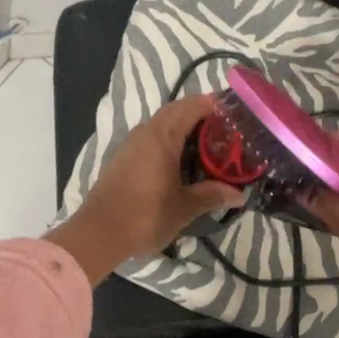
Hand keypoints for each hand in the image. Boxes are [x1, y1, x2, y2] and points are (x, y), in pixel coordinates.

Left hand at [46, 95, 244, 283]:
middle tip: (224, 130)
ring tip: (206, 145)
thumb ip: (212, 195)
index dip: (214, 105)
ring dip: (182, 128)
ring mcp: (130, 144)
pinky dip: (168, 141)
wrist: (100, 233)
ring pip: (161, 124)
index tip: (234, 113)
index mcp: (163, 136)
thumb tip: (239, 195)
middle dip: (200, 115)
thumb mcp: (185, 207)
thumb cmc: (146, 215)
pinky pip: (150, 138)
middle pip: (176, 111)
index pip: (193, 105)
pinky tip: (179, 161)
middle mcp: (145, 132)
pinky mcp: (122, 158)